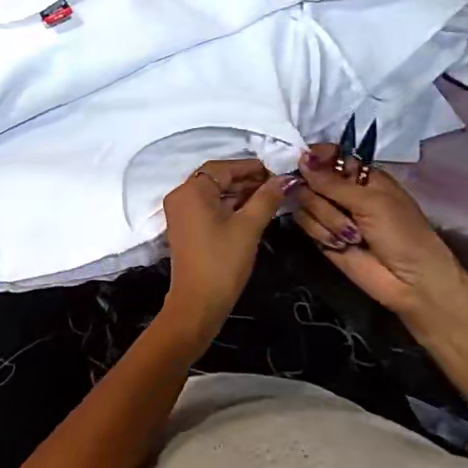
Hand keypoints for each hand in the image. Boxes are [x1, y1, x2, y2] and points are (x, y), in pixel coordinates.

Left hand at [161, 159, 290, 338]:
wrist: (199, 300)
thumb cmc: (223, 260)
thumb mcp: (248, 226)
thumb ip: (266, 198)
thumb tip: (286, 179)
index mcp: (190, 190)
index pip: (222, 167)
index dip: (251, 167)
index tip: (278, 170)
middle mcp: (180, 195)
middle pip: (216, 178)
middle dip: (247, 179)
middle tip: (278, 184)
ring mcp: (181, 211)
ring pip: (213, 192)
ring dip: (239, 192)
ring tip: (271, 195)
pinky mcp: (186, 225)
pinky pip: (208, 206)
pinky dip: (229, 204)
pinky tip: (253, 208)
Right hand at [292, 143, 467, 329]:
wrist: (410, 282)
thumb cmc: (402, 234)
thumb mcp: (371, 202)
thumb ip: (332, 182)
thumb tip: (301, 158)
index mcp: (361, 176)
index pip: (328, 155)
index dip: (314, 157)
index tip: (305, 163)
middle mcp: (341, 191)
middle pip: (308, 177)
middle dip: (320, 195)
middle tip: (341, 208)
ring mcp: (328, 212)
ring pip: (302, 200)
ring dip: (325, 218)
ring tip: (351, 235)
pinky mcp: (319, 233)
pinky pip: (303, 222)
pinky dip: (320, 232)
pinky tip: (340, 244)